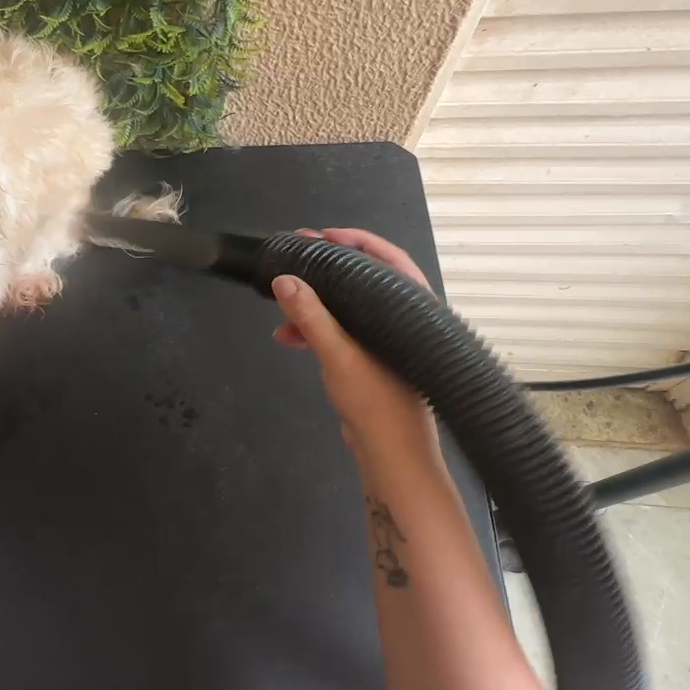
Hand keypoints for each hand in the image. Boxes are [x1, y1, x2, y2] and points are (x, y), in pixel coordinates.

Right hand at [271, 228, 439, 462]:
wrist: (391, 453)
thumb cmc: (375, 401)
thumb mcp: (336, 354)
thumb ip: (311, 316)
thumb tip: (284, 280)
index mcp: (408, 310)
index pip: (387, 260)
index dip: (355, 242)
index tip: (320, 235)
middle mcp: (402, 319)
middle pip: (364, 281)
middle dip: (326, 272)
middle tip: (296, 259)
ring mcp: (387, 341)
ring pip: (349, 308)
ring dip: (315, 306)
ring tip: (281, 303)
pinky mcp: (373, 360)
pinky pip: (343, 332)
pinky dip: (317, 331)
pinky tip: (289, 338)